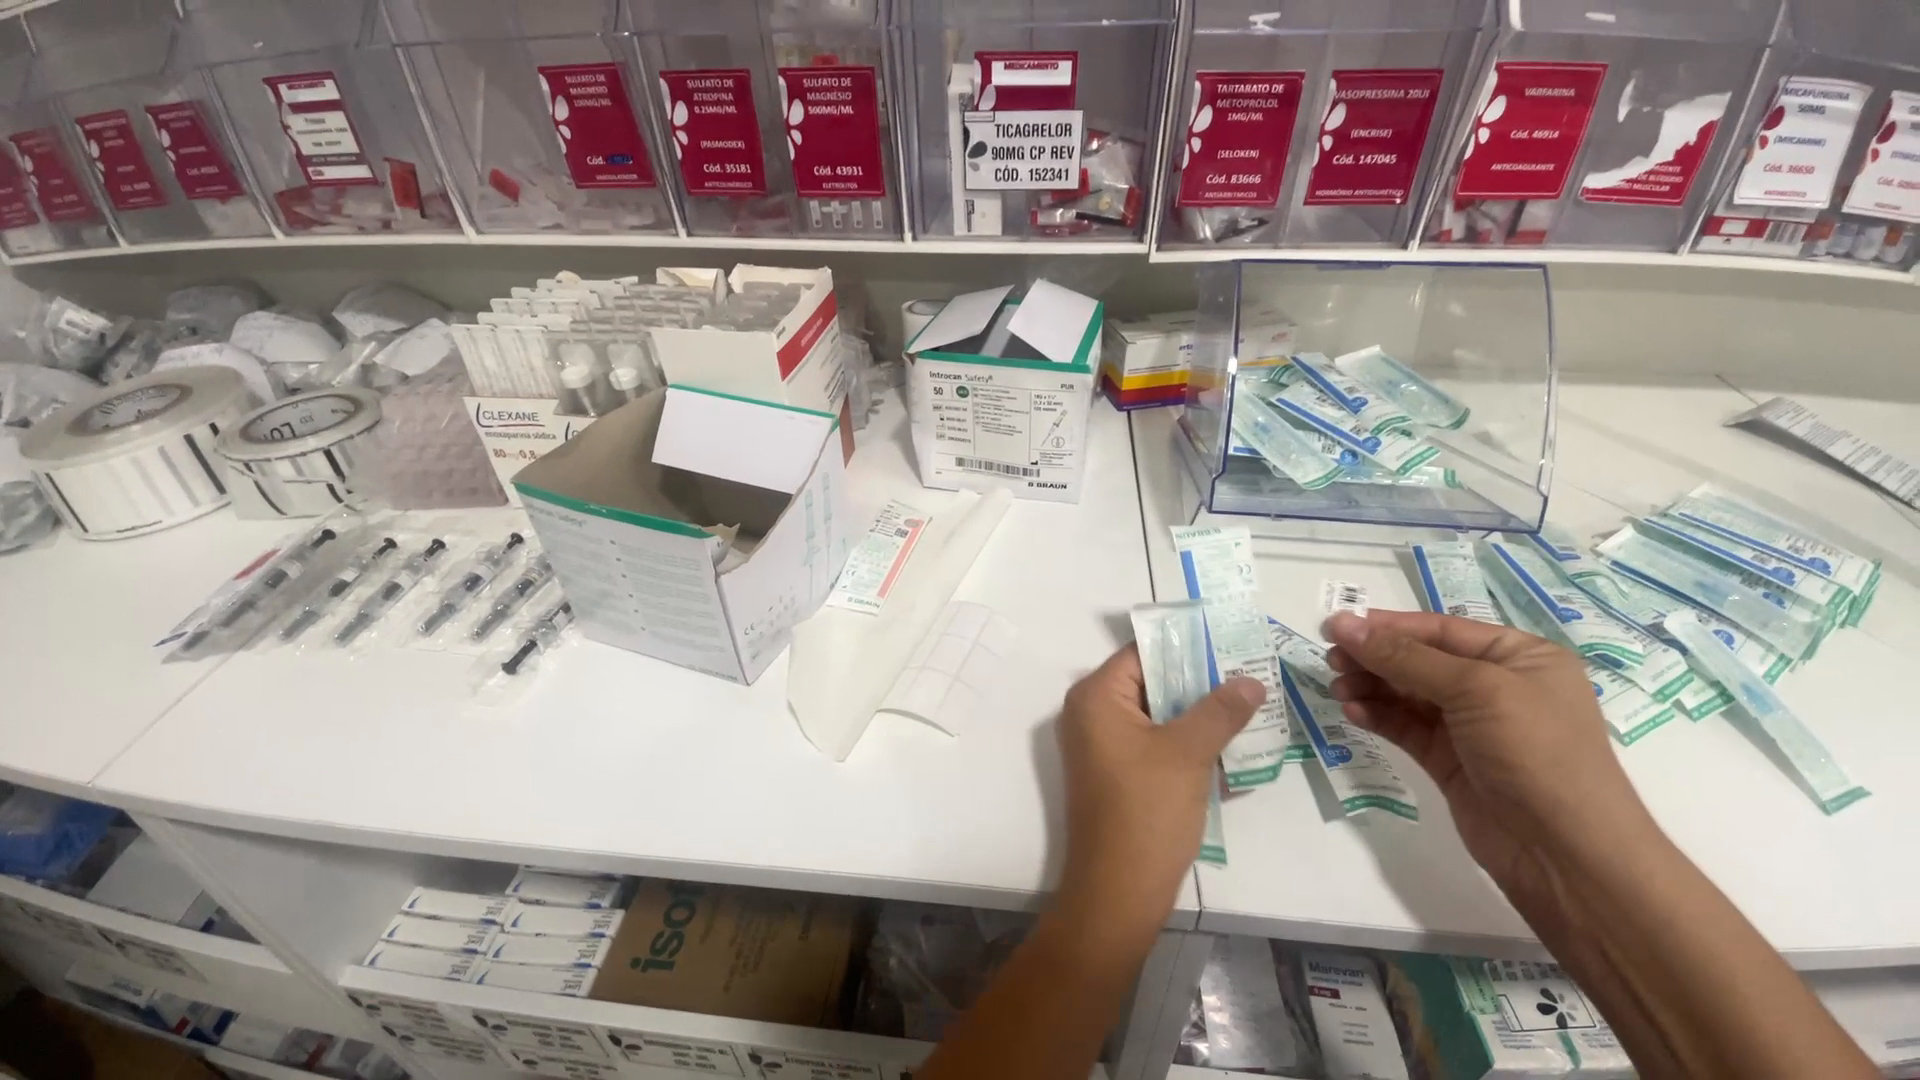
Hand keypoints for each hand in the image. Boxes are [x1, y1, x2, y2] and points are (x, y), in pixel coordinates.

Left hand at [1054, 644, 1262, 937]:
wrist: (1118, 890)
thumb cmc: (1147, 810)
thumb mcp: (1189, 752)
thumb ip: (1220, 710)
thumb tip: (1249, 679)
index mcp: (1096, 697)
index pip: (1142, 653)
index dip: (1187, 647)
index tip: (1231, 645)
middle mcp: (1090, 714)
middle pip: (1151, 682)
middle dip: (1200, 683)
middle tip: (1250, 677)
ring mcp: (1101, 746)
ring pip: (1157, 715)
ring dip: (1198, 716)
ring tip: (1249, 710)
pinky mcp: (1115, 774)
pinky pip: (1154, 744)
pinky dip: (1186, 744)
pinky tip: (1230, 750)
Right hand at [1322, 610, 1652, 897]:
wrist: (1565, 852)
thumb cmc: (1535, 752)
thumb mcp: (1474, 690)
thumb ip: (1404, 657)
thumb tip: (1343, 624)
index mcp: (1520, 657)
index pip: (1441, 630)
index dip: (1387, 626)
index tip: (1335, 626)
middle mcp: (1497, 686)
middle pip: (1419, 660)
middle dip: (1374, 658)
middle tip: (1330, 660)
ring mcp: (1472, 726)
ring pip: (1407, 694)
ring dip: (1370, 687)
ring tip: (1337, 689)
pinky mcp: (1450, 760)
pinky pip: (1405, 727)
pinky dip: (1378, 716)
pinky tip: (1353, 712)